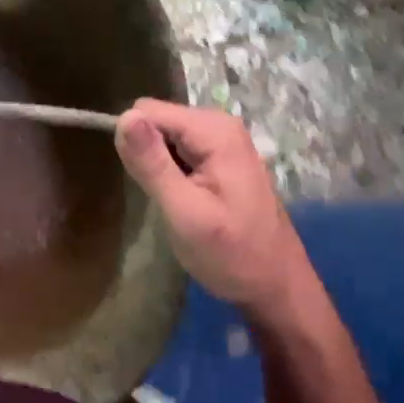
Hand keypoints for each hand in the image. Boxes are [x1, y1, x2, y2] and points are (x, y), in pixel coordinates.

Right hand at [115, 100, 315, 320]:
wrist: (279, 290)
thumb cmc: (233, 256)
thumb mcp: (185, 214)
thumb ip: (152, 164)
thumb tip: (123, 116)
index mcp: (213, 130)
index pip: (146, 112)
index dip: (136, 145)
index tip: (148, 184)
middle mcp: (219, 124)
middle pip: (156, 120)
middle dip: (149, 155)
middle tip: (165, 197)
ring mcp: (223, 139)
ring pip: (164, 135)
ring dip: (159, 165)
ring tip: (176, 201)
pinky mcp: (221, 156)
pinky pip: (178, 148)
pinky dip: (172, 171)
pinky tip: (187, 199)